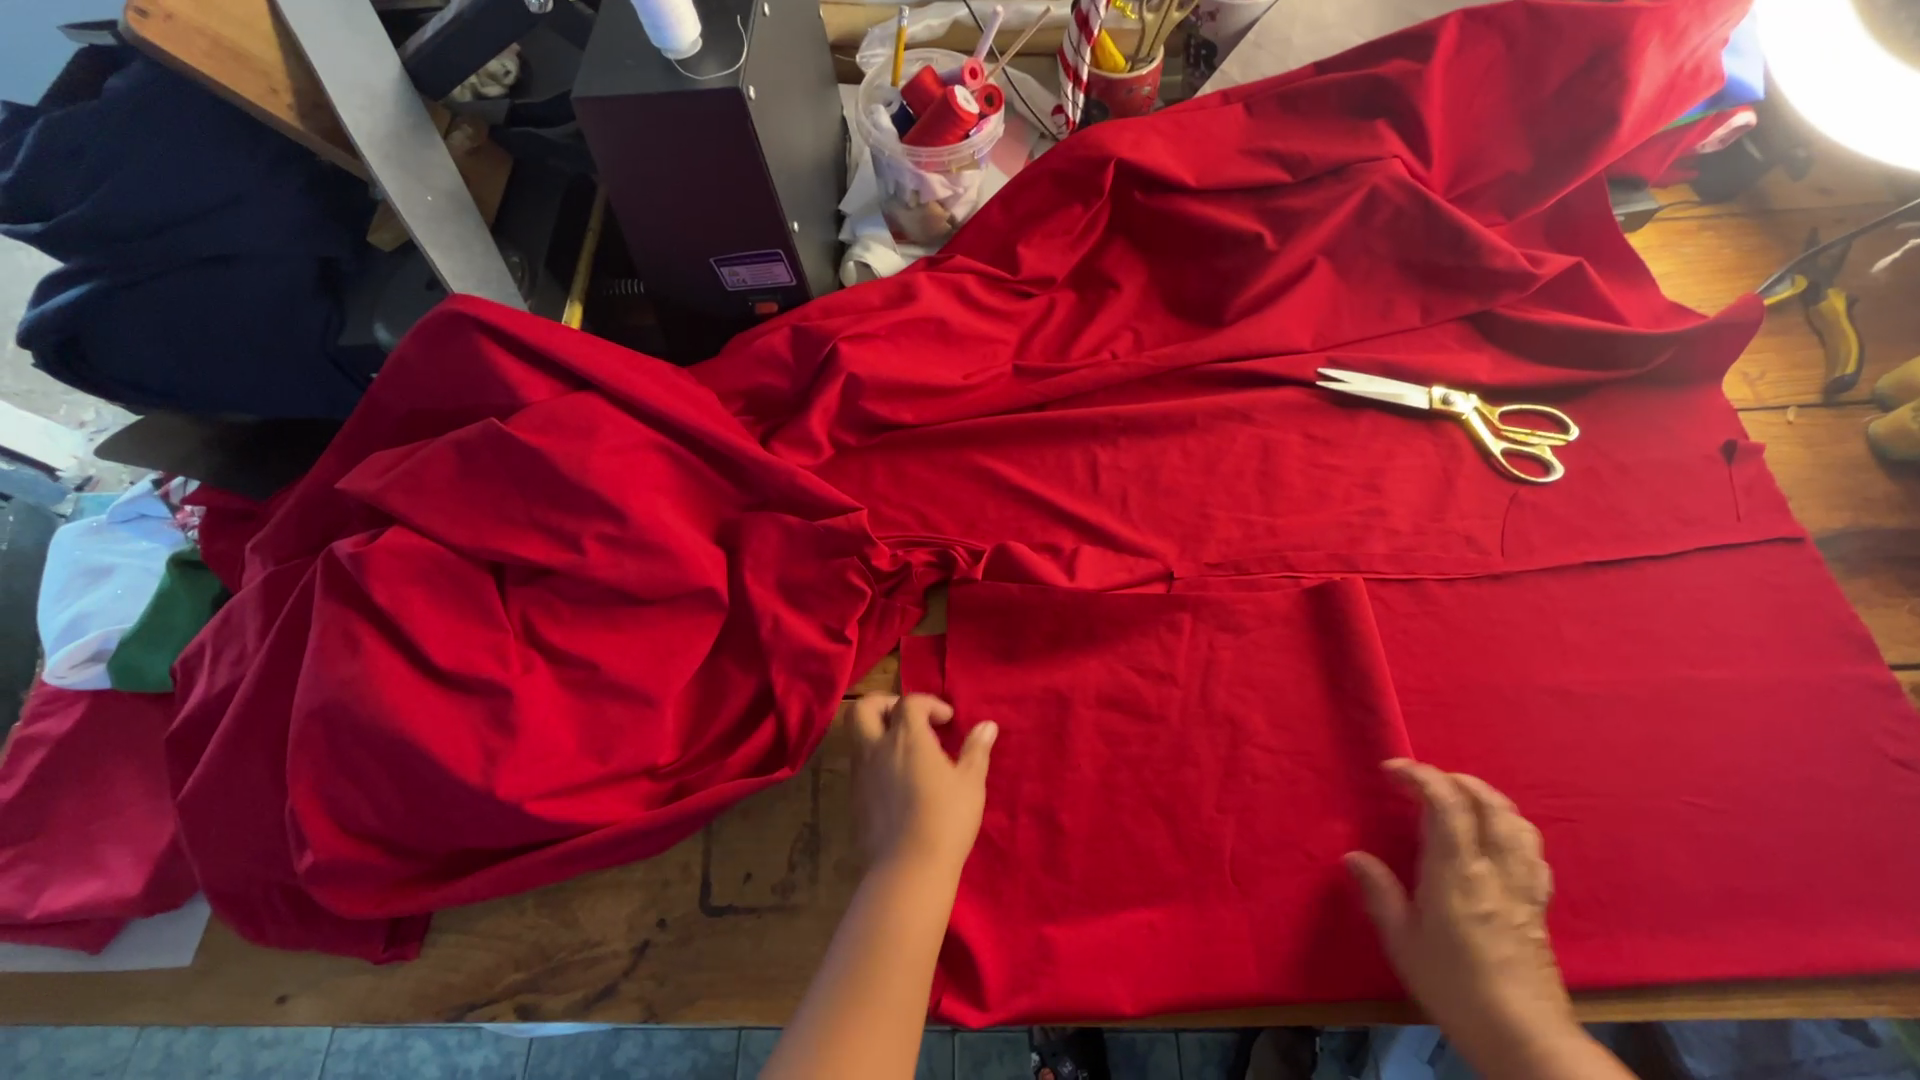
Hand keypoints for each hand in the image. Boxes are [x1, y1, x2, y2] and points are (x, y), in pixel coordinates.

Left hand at [849, 693, 997, 873]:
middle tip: (910, 719)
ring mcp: (860, 772)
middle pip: (865, 707)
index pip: (909, 702)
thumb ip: (976, 749)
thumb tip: (987, 726)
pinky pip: (858, 764)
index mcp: (906, 737)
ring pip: (856, 735)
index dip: (929, 704)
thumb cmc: (947, 818)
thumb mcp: (970, 782)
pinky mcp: (854, 797)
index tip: (947, 721)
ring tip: (904, 749)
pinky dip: (874, 758)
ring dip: (877, 731)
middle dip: (885, 703)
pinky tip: (895, 778)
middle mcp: (876, 748)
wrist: (909, 866)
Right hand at [1345, 760, 1578, 1064]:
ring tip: (1460, 798)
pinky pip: (1531, 850)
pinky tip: (1496, 840)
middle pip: (1488, 803)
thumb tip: (1355, 856)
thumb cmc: (1452, 984)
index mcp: (1458, 871)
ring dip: (1487, 798)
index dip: (1421, 776)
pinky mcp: (1539, 904)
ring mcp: (1523, 885)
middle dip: (1455, 780)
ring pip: (1517, 822)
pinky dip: (1511, 828)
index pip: (1447, 804)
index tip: (1391, 770)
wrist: (1521, 1033)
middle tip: (1422, 781)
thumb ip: (1380, 892)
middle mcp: (1496, 868)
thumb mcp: (1401, 940)